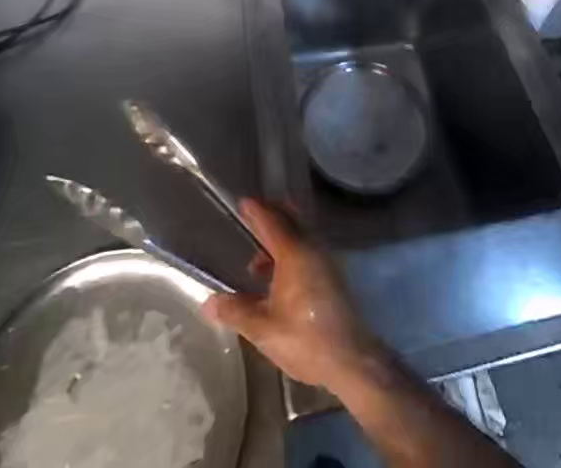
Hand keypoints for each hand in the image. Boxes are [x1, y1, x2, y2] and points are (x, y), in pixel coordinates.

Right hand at [201, 199, 390, 391]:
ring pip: (302, 237)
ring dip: (281, 239)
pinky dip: (291, 253)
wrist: (351, 358)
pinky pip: (308, 251)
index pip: (273, 223)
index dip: (257, 212)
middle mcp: (313, 250)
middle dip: (273, 216)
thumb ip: (236, 311)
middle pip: (292, 221)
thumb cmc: (305, 339)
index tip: (244, 202)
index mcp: (295, 254)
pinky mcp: (332, 277)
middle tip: (253, 216)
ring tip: (257, 262)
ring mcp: (326, 262)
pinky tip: (277, 280)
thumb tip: (209, 302)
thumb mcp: (263, 329)